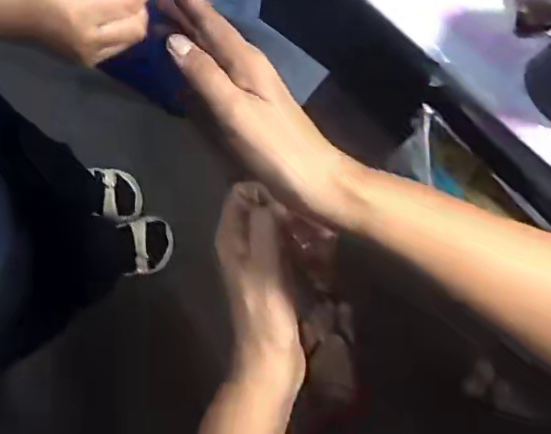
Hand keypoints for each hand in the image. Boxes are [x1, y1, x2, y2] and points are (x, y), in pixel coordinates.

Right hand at [12, 0, 153, 66]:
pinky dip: (120, 30)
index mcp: (81, 12)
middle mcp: (89, 38)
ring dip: (132, 17)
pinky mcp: (86, 63)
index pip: (130, 1)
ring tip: (119, 1)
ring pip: (132, 39)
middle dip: (141, 2)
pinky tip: (107, 17)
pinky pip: (118, 46)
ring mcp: (88, 55)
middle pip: (138, 25)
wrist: (10, 17)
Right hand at [160, 0, 362, 227]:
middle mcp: (248, 62)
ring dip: (189, 30)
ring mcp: (251, 80)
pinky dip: (198, 52)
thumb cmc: (275, 147)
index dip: (189, 1)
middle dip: (184, 12)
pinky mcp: (250, 97)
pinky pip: (216, 61)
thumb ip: (204, 74)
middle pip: (211, 30)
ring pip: (213, 44)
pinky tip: (189, 56)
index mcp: (244, 60)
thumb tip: (172, 38)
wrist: (320, 183)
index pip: (211, 22)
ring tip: (163, 21)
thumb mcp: (235, 111)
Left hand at [218, 182, 305, 389]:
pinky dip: (299, 245)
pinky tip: (319, 253)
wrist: (271, 358)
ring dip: (295, 228)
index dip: (263, 191)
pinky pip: (284, 247)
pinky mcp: (272, 274)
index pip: (239, 194)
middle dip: (283, 209)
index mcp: (229, 235)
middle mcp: (239, 242)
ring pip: (274, 227)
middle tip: (312, 221)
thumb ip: (264, 227)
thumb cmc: (265, 310)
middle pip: (258, 209)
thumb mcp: (263, 264)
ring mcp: (256, 258)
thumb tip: (273, 200)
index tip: (291, 200)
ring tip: (321, 236)